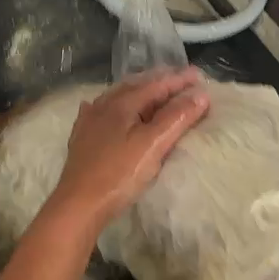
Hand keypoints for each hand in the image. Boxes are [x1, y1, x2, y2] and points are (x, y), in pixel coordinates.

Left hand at [45, 68, 210, 231]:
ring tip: (153, 91)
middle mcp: (104, 105)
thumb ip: (176, 117)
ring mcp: (90, 121)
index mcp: (122, 103)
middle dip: (160, 81)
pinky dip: (116, 106)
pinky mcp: (82, 138)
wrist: (78, 204)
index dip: (179, 80)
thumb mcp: (153, 145)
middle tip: (182, 79)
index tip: (200, 75)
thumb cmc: (119, 174)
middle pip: (136, 86)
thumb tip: (200, 93)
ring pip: (118, 97)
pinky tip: (106, 107)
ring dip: (140, 91)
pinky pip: (102, 112)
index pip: (157, 85)